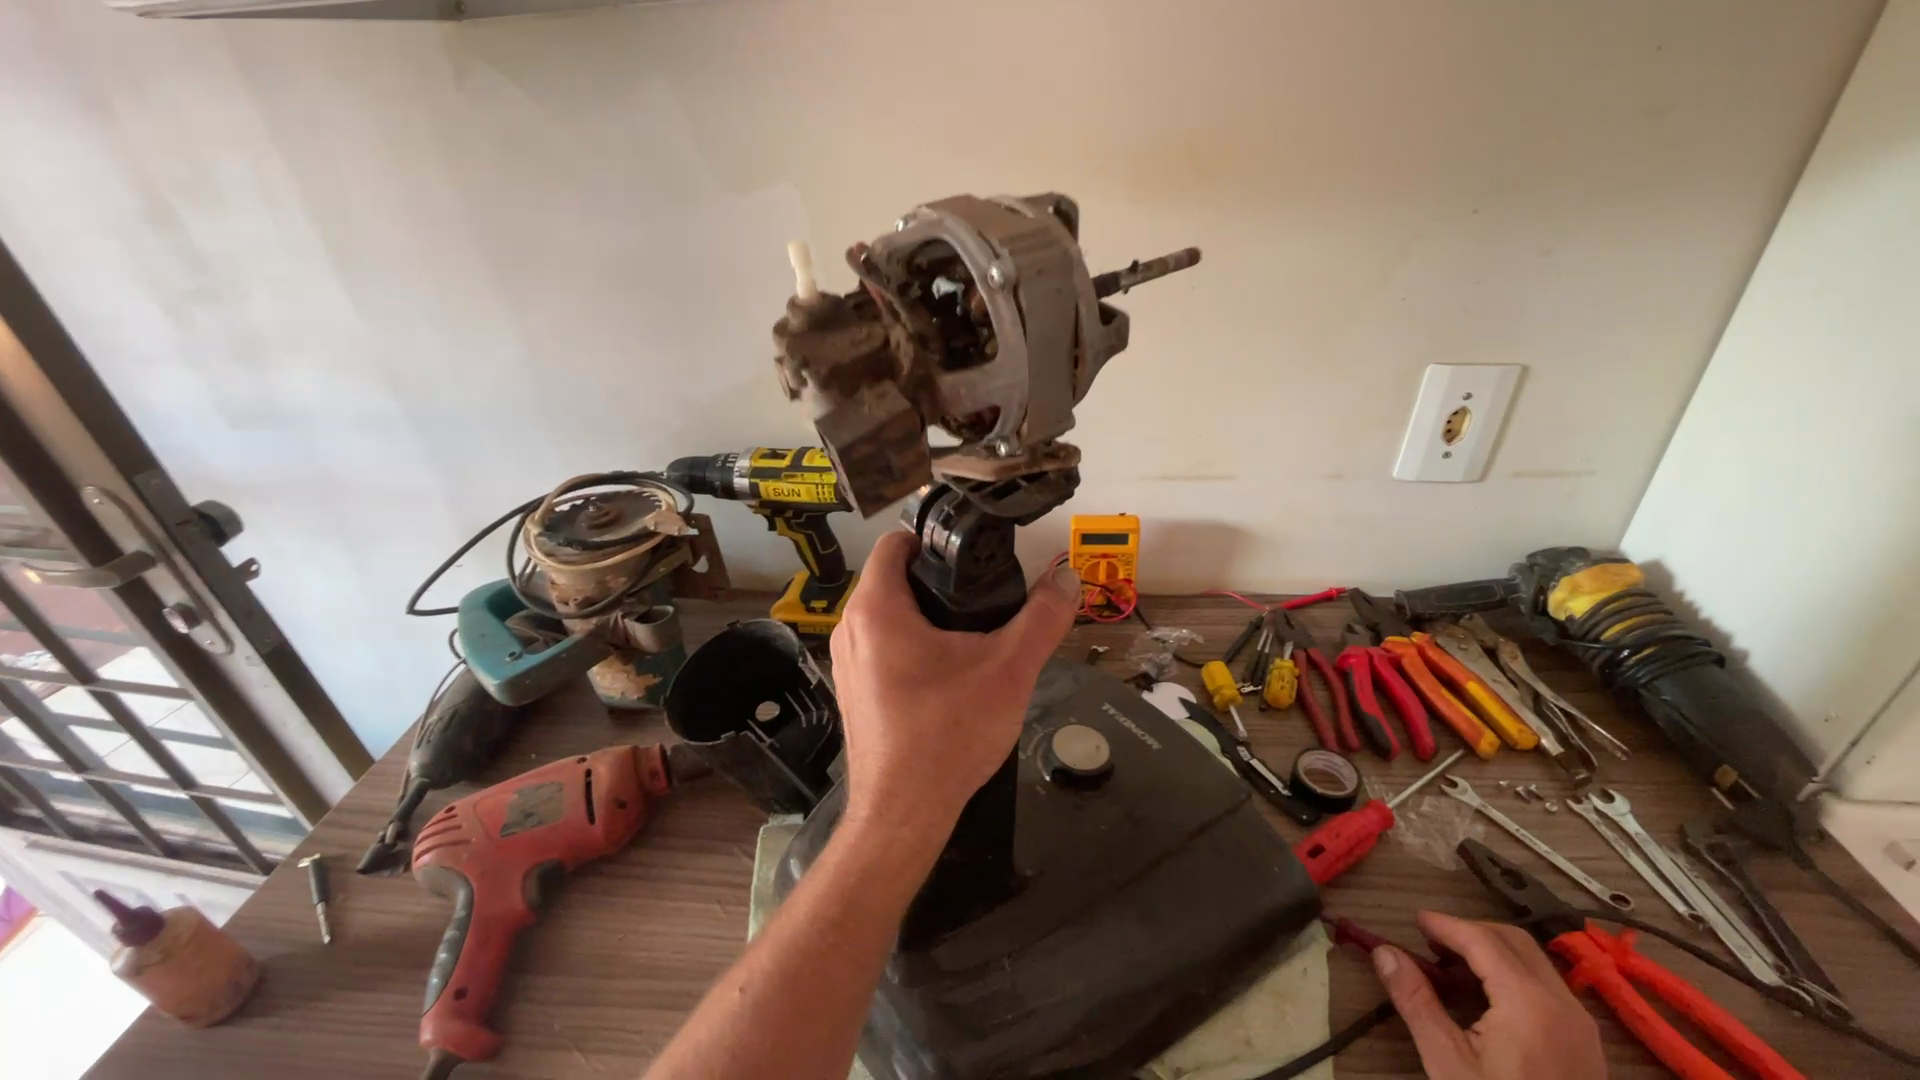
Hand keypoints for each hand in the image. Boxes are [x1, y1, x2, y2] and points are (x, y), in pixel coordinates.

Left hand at [829, 531, 1079, 835]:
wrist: (903, 813)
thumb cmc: (947, 735)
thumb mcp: (1008, 670)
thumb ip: (1041, 618)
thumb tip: (1068, 577)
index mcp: (876, 609)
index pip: (895, 542)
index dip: (934, 538)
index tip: (972, 554)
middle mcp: (850, 629)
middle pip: (893, 578)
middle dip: (938, 581)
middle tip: (986, 596)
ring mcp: (846, 663)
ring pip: (889, 617)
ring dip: (927, 617)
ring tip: (975, 634)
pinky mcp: (854, 692)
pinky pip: (883, 650)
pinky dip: (913, 648)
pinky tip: (950, 673)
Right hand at [1372, 911, 1606, 1079]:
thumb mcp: (1448, 1063)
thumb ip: (1416, 1001)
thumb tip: (1384, 952)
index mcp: (1529, 1003)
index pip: (1483, 941)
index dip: (1446, 924)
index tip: (1414, 920)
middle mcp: (1563, 1003)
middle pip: (1514, 941)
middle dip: (1469, 931)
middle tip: (1431, 941)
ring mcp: (1581, 1024)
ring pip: (1534, 961)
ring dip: (1492, 950)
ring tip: (1453, 965)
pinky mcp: (1586, 1043)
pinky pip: (1547, 985)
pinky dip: (1513, 972)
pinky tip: (1487, 996)